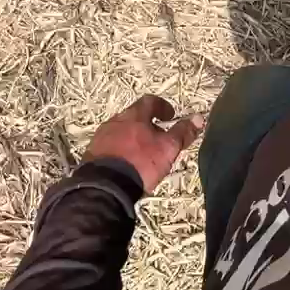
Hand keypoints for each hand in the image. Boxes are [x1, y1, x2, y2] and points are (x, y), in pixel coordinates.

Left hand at [83, 95, 202, 193]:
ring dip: (132, 138)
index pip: (150, 101)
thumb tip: (198, 117)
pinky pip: (109, 147)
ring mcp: (101, 138)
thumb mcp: (168, 148)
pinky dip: (120, 151)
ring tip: (142, 153)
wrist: (104, 188)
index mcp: (134, 116)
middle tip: (158, 136)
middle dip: (146, 124)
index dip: (162, 107)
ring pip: (120, 132)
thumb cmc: (140, 163)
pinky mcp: (91, 156)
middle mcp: (115, 122)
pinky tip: (126, 165)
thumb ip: (182, 132)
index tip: (170, 116)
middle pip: (133, 116)